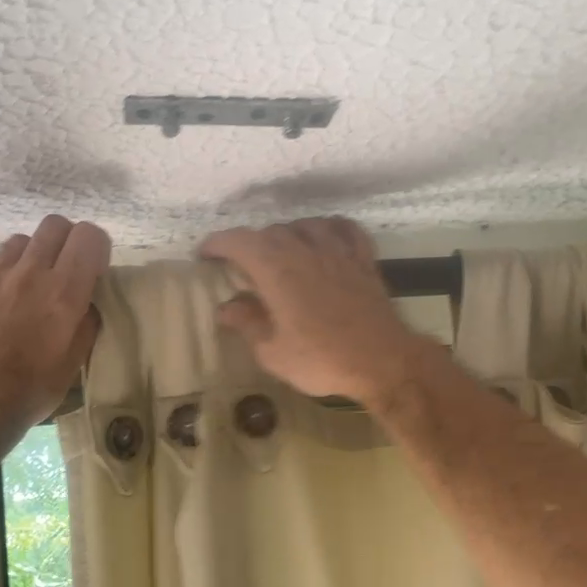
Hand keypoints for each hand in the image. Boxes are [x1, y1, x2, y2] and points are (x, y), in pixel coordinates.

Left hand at [0, 215, 108, 432]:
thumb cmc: (35, 387)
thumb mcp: (76, 359)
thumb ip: (86, 320)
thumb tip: (87, 297)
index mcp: (64, 293)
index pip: (89, 237)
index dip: (96, 245)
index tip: (94, 264)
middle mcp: (31, 273)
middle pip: (54, 225)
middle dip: (66, 239)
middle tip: (64, 263)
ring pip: (19, 238)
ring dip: (30, 252)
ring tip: (26, 274)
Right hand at [199, 217, 423, 401]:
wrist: (382, 361)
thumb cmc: (321, 360)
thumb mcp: (272, 352)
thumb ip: (247, 324)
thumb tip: (226, 308)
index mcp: (277, 270)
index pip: (239, 242)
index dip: (217, 244)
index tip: (204, 255)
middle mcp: (305, 250)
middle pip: (271, 233)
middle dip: (250, 245)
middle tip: (241, 266)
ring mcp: (338, 252)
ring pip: (305, 226)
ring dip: (287, 234)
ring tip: (280, 252)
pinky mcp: (363, 260)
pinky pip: (344, 230)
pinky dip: (328, 229)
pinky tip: (325, 238)